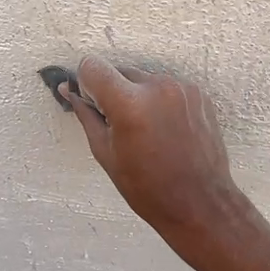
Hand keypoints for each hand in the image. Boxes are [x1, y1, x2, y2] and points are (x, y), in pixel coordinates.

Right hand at [63, 55, 252, 251]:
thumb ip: (86, 114)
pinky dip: (160, 100)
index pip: (93, 66)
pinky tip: (165, 128)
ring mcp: (180, 88)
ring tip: (147, 130)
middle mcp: (157, 88)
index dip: (87, 83)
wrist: (201, 204)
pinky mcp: (196, 92)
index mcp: (130, 104)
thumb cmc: (150, 188)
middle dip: (113, 92)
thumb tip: (68, 90)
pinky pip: (166, 86)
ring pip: (143, 78)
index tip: (93, 101)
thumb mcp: (106, 153)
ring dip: (138, 95)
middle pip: (119, 71)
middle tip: (121, 125)